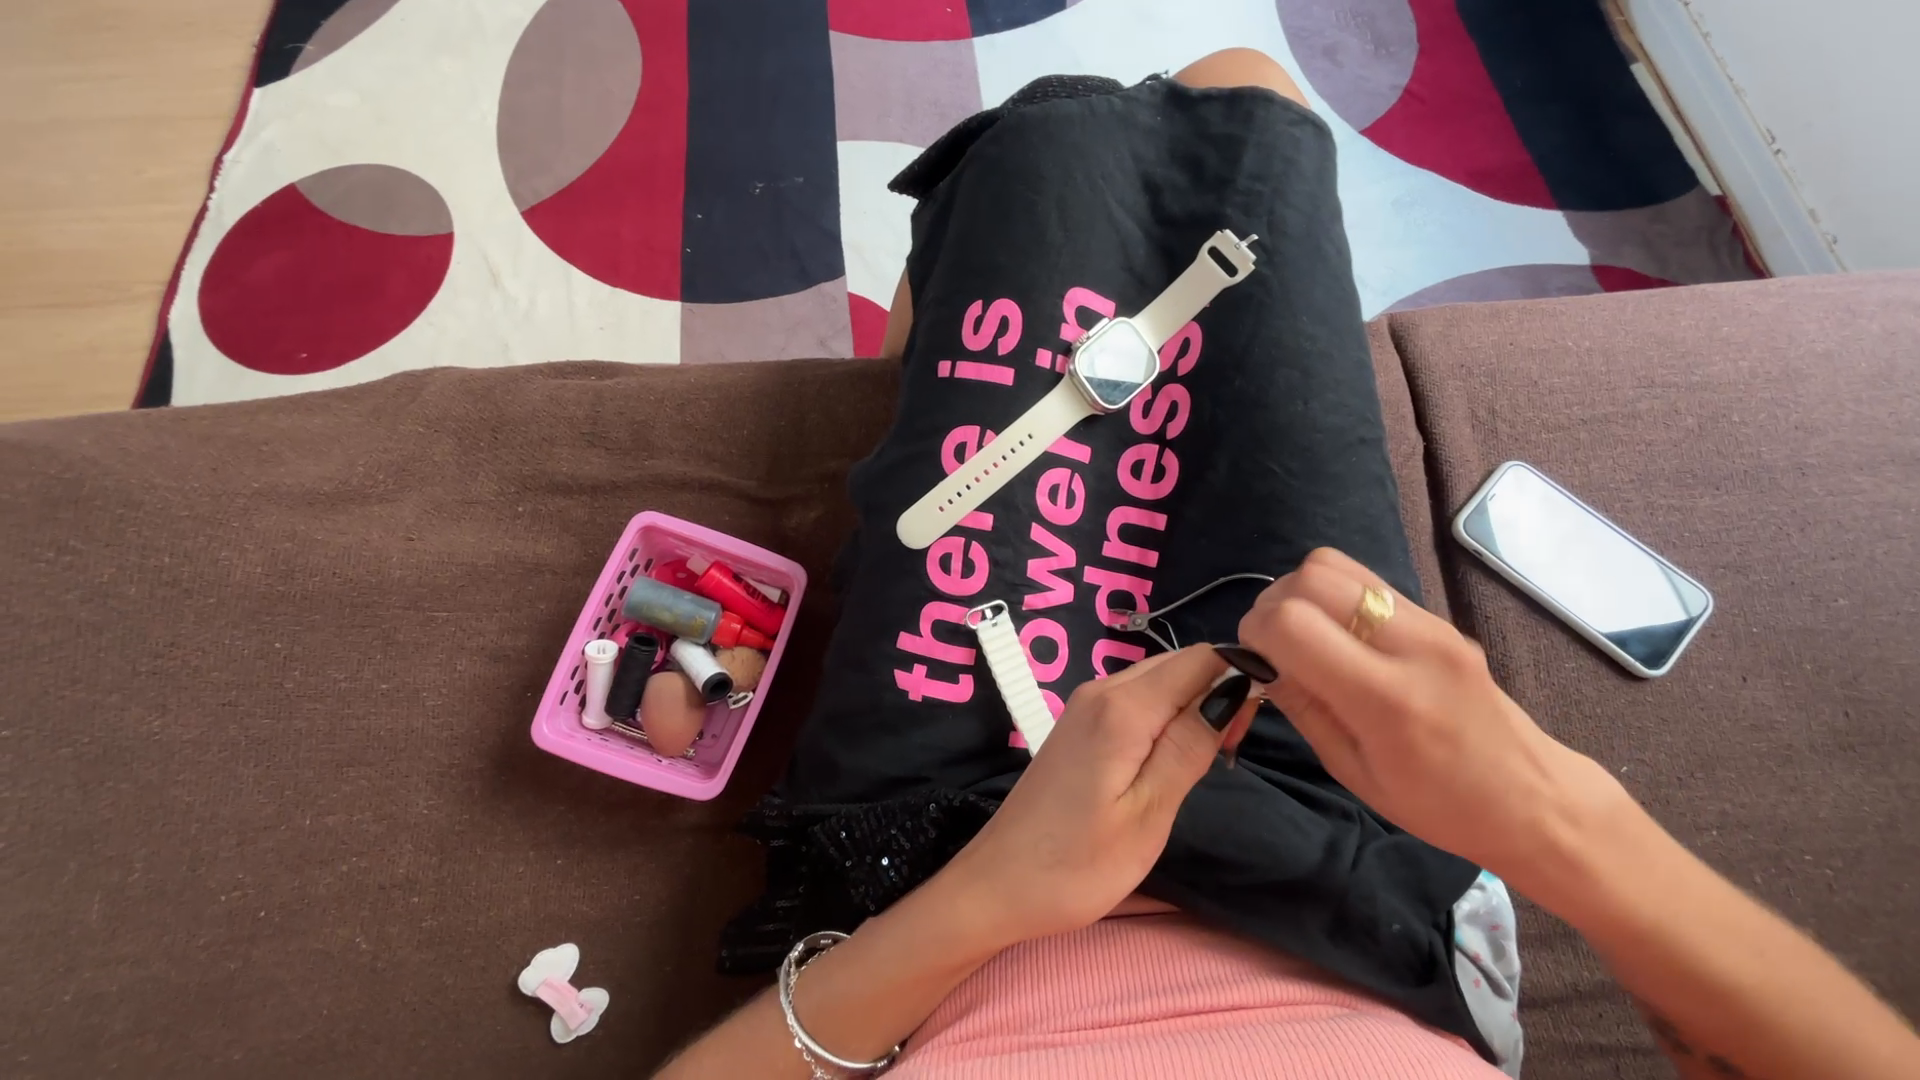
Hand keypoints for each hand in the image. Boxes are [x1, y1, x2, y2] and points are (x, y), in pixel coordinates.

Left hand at [938, 646, 1243, 948]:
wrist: (999, 884)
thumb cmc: (1078, 864)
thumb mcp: (1149, 812)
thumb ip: (1191, 744)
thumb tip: (1236, 685)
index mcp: (1123, 706)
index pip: (1201, 658)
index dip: (1238, 679)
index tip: (1248, 731)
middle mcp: (1101, 689)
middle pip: (1179, 664)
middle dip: (1217, 695)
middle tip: (1226, 756)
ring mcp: (1085, 705)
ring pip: (1158, 681)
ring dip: (1191, 708)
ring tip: (1199, 765)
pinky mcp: (1079, 726)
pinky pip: (1135, 701)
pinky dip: (1163, 718)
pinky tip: (1164, 761)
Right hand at [1236, 547, 1628, 888]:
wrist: (1532, 798)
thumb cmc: (1437, 804)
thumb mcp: (1351, 769)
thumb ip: (1300, 704)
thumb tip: (1256, 660)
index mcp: (1386, 698)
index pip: (1293, 622)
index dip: (1256, 631)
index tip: (1256, 660)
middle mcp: (1411, 644)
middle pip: (1313, 576)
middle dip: (1274, 604)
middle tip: (1275, 645)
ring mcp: (1429, 622)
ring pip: (1335, 565)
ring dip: (1301, 593)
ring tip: (1304, 637)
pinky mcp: (1436, 615)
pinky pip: (1364, 580)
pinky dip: (1331, 597)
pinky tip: (1338, 637)